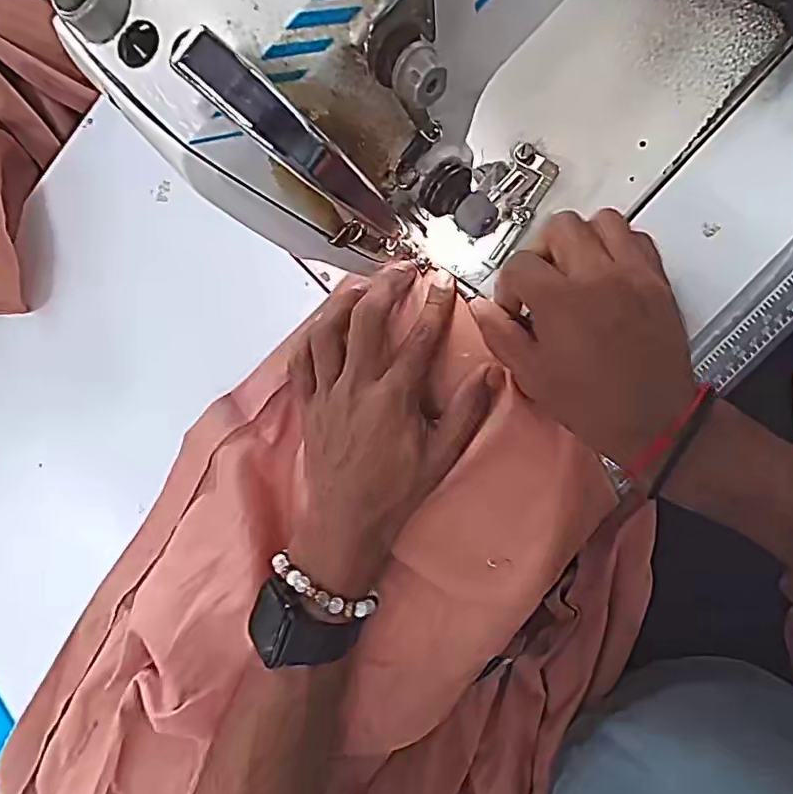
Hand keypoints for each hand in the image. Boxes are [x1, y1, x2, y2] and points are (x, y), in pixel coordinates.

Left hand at [290, 263, 498, 597]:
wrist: (346, 524)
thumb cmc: (395, 493)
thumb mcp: (441, 457)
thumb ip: (467, 413)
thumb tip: (491, 374)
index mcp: (392, 398)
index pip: (418, 339)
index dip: (434, 305)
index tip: (444, 282)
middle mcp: (356, 387)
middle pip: (366, 320)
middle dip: (386, 285)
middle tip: (404, 270)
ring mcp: (327, 393)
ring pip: (326, 332)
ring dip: (343, 301)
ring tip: (362, 285)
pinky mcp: (308, 404)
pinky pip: (301, 360)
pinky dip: (311, 336)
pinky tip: (322, 325)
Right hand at [470, 209, 698, 471]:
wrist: (654, 420)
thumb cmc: (597, 406)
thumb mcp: (534, 376)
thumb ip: (502, 336)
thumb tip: (483, 309)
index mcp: (561, 301)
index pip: (519, 263)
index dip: (509, 286)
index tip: (516, 306)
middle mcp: (597, 278)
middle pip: (559, 227)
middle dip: (541, 251)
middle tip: (541, 279)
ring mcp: (631, 275)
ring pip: (602, 220)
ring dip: (581, 238)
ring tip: (574, 267)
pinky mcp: (657, 281)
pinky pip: (637, 237)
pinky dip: (618, 244)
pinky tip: (607, 269)